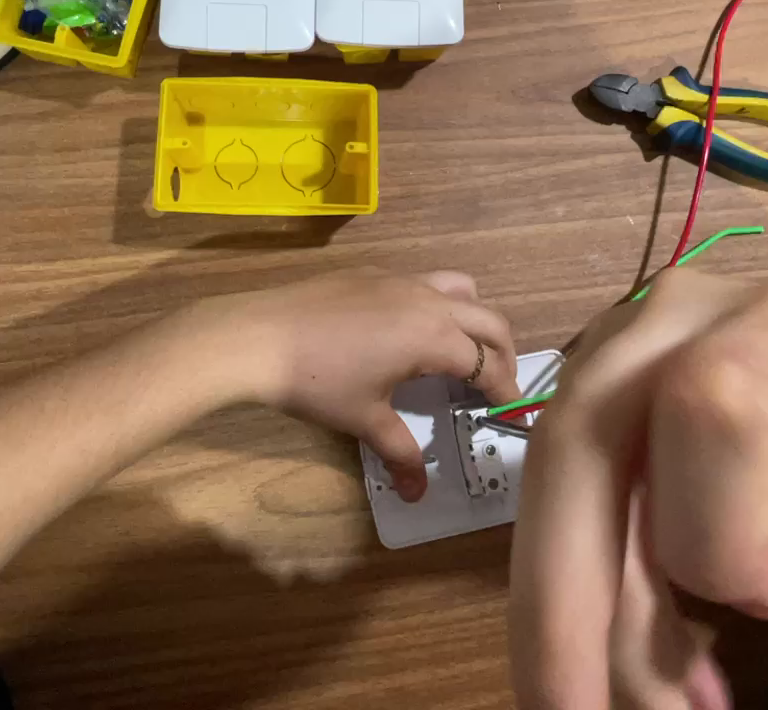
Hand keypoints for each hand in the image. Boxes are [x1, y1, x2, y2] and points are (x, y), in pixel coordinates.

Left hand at [214, 271, 521, 501]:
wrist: (259, 336)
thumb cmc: (318, 382)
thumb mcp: (364, 420)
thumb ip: (400, 452)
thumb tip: (418, 493)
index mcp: (433, 336)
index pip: (486, 363)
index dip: (502, 387)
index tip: (508, 407)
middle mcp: (428, 301)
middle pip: (488, 319)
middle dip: (502, 351)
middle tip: (496, 382)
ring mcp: (400, 280)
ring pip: (460, 288)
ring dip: (474, 316)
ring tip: (462, 347)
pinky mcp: (373, 273)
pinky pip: (424, 282)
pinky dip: (437, 303)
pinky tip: (408, 330)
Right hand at [509, 272, 767, 708]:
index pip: (718, 409)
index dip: (724, 527)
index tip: (767, 606)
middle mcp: (667, 326)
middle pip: (585, 440)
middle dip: (567, 597)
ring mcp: (606, 353)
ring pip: (546, 473)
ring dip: (553, 605)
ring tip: (582, 709)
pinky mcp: (574, 394)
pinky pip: (543, 493)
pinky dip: (563, 586)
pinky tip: (606, 656)